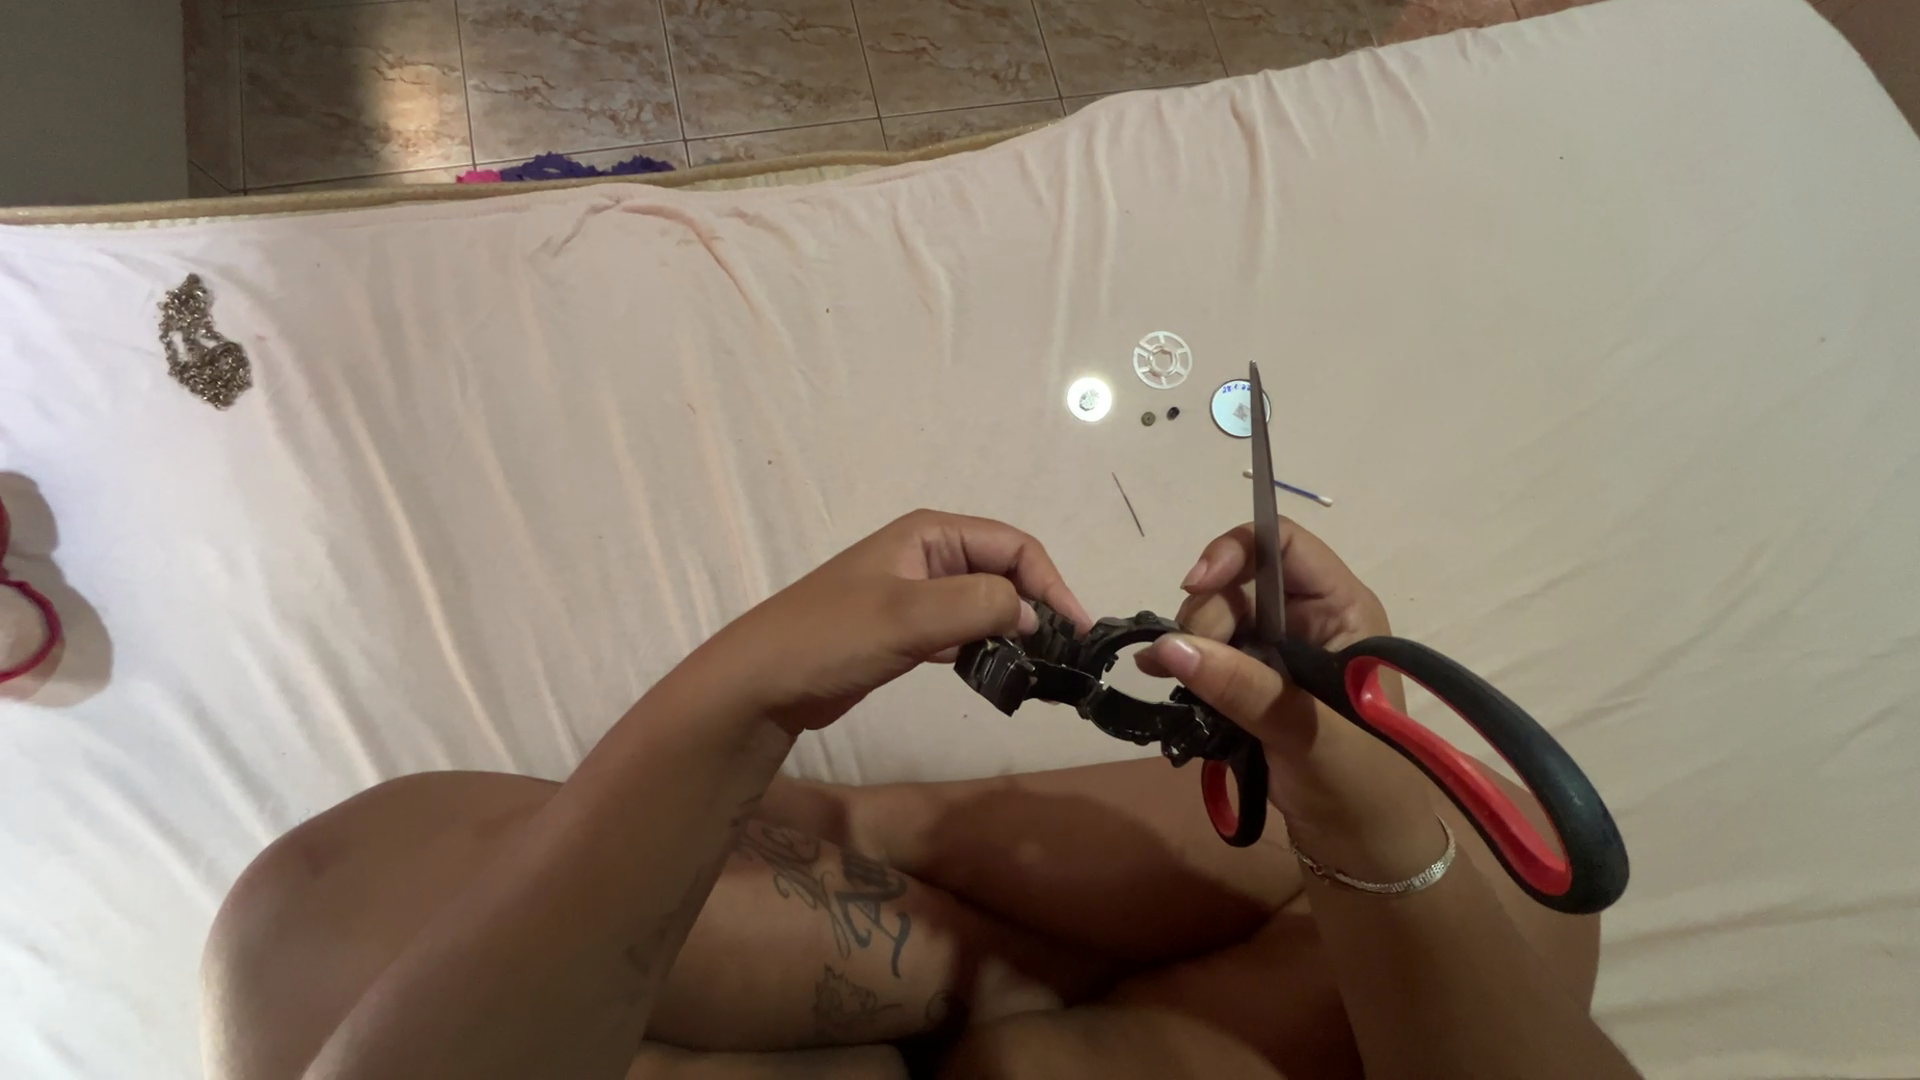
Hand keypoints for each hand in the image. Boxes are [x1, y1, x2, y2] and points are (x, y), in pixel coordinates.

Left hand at [696, 509, 1089, 734]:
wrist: (762, 683)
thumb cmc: (831, 636)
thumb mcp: (908, 614)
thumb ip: (978, 604)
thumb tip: (1031, 614)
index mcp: (930, 534)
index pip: (1013, 546)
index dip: (1050, 583)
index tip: (1075, 630)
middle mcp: (928, 556)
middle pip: (1003, 572)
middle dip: (1035, 606)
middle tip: (1061, 653)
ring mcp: (916, 595)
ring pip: (984, 604)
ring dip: (1012, 630)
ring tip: (1037, 667)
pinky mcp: (907, 631)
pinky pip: (962, 631)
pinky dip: (984, 648)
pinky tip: (995, 672)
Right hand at [1137, 521, 1433, 853]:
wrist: (1358, 842)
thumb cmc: (1358, 784)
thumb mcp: (1306, 733)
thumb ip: (1243, 687)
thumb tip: (1169, 645)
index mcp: (1341, 609)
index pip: (1284, 545)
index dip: (1235, 550)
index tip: (1194, 585)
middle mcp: (1307, 616)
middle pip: (1238, 579)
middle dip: (1207, 613)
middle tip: (1189, 663)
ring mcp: (1277, 645)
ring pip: (1216, 612)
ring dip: (1188, 639)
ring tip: (1171, 677)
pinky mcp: (1250, 673)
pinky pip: (1205, 647)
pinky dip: (1179, 657)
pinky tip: (1157, 673)